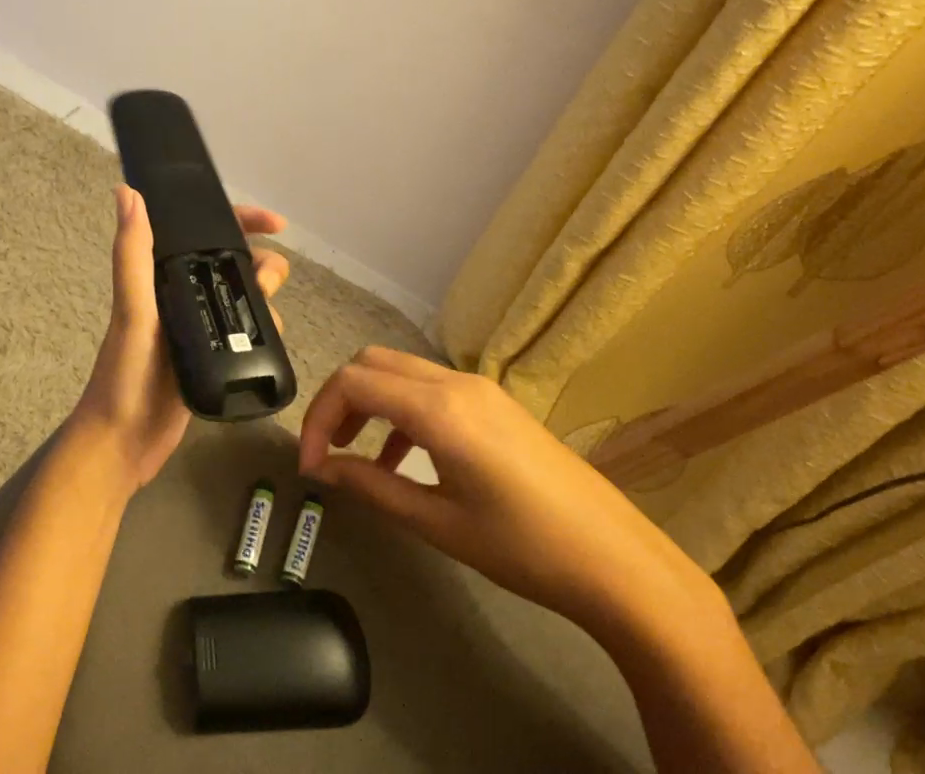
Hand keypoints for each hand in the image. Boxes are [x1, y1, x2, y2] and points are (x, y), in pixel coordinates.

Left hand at [69, 185, 289, 492]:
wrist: (121, 445)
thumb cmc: (123, 377)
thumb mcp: (132, 313)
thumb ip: (133, 256)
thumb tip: (128, 191)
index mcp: (159, 278)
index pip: (203, 234)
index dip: (241, 221)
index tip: (277, 224)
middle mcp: (179, 297)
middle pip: (233, 264)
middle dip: (262, 264)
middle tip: (268, 285)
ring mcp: (197, 330)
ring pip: (244, 299)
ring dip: (265, 301)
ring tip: (268, 324)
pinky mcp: (210, 360)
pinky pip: (245, 334)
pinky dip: (263, 333)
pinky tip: (271, 347)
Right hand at [296, 347, 717, 626]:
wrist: (614, 559)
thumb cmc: (523, 547)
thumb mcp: (437, 523)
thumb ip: (372, 488)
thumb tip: (324, 468)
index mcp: (439, 409)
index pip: (353, 383)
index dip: (317, 419)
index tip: (310, 466)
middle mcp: (456, 384)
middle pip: (372, 364)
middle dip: (337, 402)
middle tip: (325, 453)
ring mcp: (480, 390)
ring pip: (400, 372)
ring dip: (368, 403)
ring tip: (354, 457)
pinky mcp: (496, 405)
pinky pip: (430, 389)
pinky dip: (399, 411)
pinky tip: (399, 460)